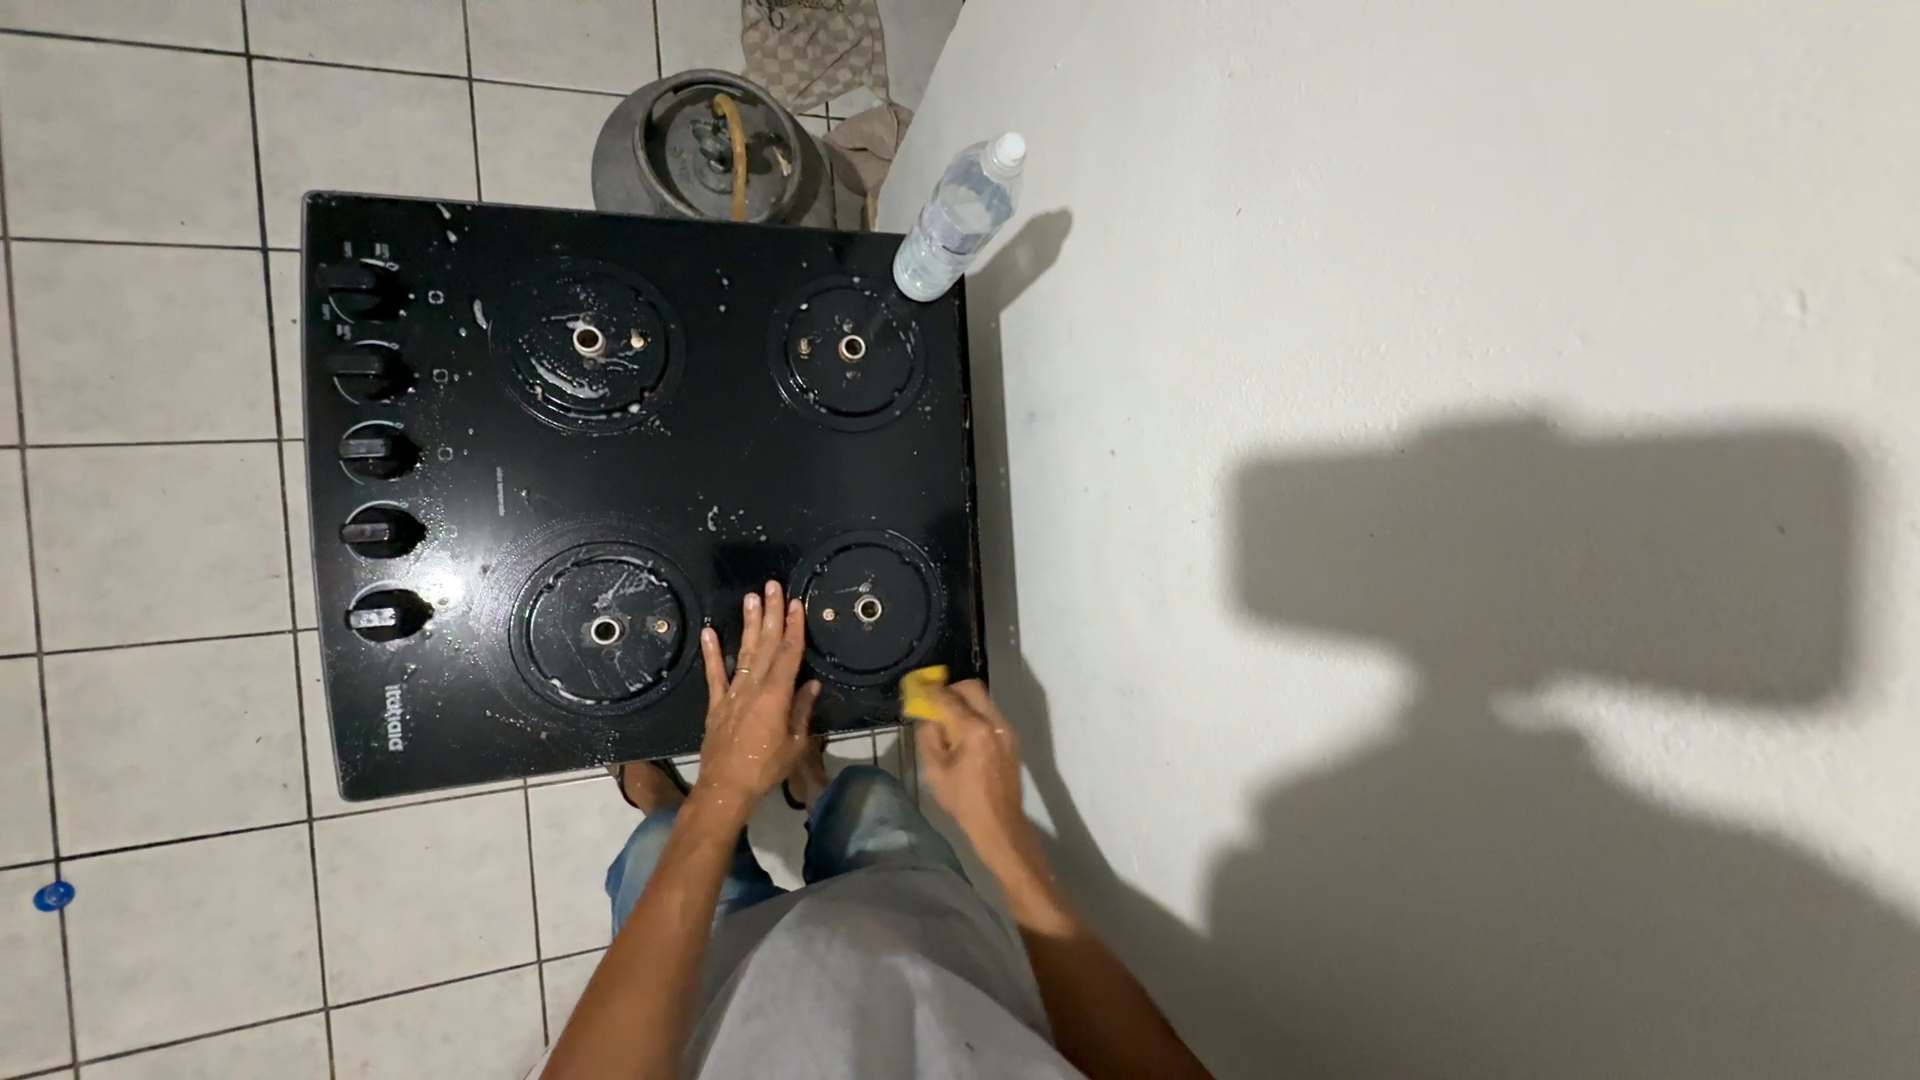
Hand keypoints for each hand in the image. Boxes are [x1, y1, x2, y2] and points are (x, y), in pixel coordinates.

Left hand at [694, 581, 819, 810]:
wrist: (725, 789)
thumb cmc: (766, 768)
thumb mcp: (795, 744)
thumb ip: (802, 711)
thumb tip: (811, 686)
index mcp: (776, 695)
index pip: (789, 654)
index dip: (794, 627)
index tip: (796, 603)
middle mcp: (754, 687)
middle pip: (766, 645)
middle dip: (771, 614)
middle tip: (773, 587)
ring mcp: (732, 694)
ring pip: (744, 653)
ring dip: (749, 625)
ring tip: (751, 598)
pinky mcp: (716, 705)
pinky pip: (714, 675)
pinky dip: (711, 654)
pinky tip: (710, 632)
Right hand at [917, 680, 1042, 874]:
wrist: (999, 822)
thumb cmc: (963, 801)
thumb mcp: (935, 771)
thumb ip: (929, 736)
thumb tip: (928, 716)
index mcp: (973, 730)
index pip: (948, 698)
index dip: (930, 692)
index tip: (919, 689)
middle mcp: (994, 722)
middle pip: (971, 688)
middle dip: (951, 690)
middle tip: (936, 702)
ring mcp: (1006, 729)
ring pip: (983, 700)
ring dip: (964, 702)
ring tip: (949, 722)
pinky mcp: (1011, 738)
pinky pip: (991, 714)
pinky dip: (975, 715)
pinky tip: (964, 735)